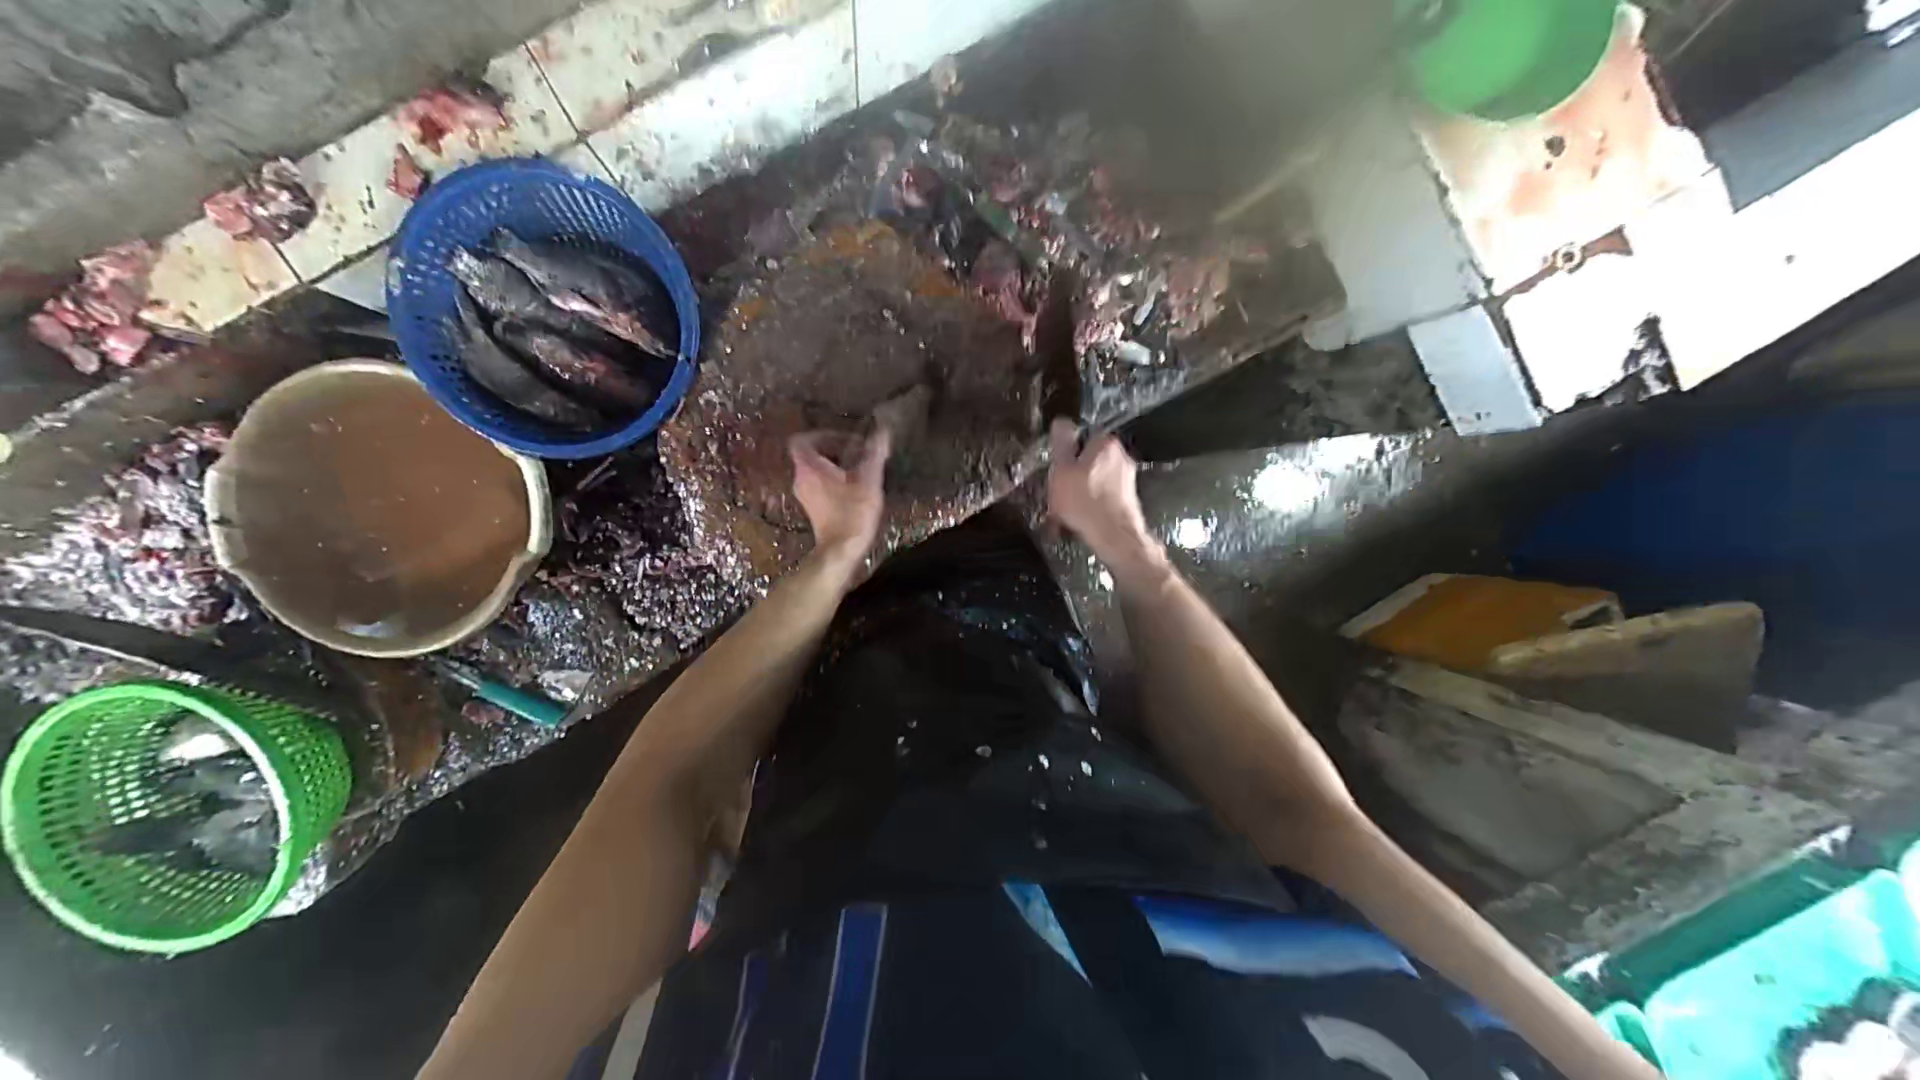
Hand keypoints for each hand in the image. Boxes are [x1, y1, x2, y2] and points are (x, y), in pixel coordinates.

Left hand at [789, 426, 890, 572]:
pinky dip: (833, 481)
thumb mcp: (869, 479)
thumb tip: (882, 431)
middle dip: (834, 450)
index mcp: (809, 467)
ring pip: (815, 470)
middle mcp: (800, 478)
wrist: (841, 550)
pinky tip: (854, 489)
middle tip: (857, 454)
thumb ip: (874, 453)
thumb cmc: (853, 512)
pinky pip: (818, 485)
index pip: (802, 439)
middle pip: (810, 454)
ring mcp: (804, 495)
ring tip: (859, 470)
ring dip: (835, 466)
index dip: (823, 435)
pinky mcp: (811, 508)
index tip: (846, 440)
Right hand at [1046, 417, 1164, 574]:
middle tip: (1057, 491)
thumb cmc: (1086, 503)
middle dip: (1072, 475)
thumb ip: (1061, 443)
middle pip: (1087, 460)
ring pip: (1093, 481)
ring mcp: (1126, 480)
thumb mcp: (1062, 469)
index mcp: (1106, 443)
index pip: (1080, 437)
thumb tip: (1061, 422)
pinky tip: (1079, 519)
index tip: (1056, 468)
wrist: (1114, 537)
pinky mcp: (1126, 500)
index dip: (1064, 453)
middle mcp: (1121, 457)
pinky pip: (1101, 498)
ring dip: (1079, 493)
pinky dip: (1089, 506)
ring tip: (1065, 510)